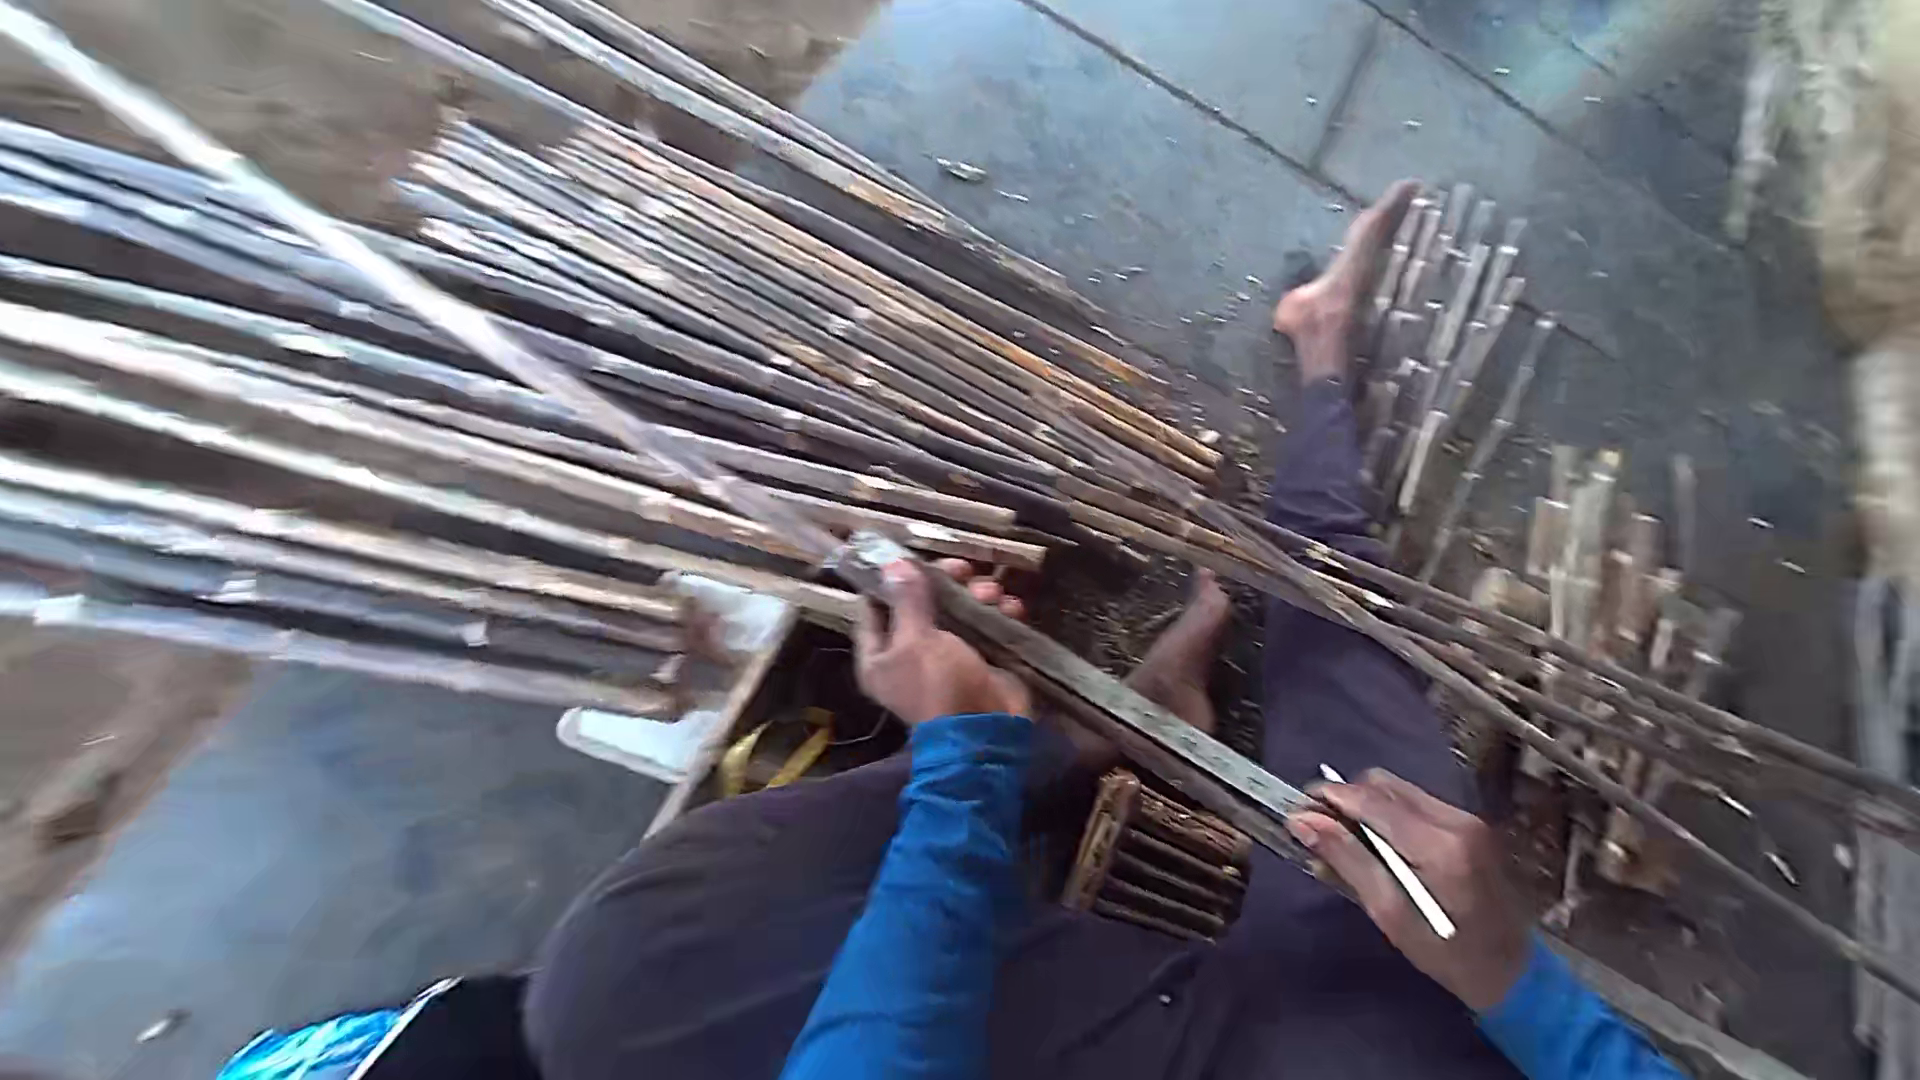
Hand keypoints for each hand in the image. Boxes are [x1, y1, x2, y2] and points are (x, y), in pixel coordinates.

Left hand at [854, 559, 1031, 725]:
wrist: (987, 730)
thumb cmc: (939, 684)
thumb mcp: (917, 639)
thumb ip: (905, 600)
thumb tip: (891, 564)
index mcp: (881, 655)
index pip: (873, 608)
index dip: (886, 581)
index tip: (905, 554)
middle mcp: (911, 653)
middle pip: (922, 602)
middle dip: (944, 581)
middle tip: (962, 567)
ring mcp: (948, 654)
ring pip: (959, 608)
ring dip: (977, 594)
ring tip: (991, 593)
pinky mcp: (981, 656)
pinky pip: (988, 624)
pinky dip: (999, 613)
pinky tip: (1011, 607)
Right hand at [1286, 769, 1530, 1011]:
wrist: (1520, 979)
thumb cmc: (1449, 954)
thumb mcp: (1388, 912)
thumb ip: (1345, 858)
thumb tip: (1300, 820)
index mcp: (1438, 844)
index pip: (1366, 798)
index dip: (1325, 797)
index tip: (1298, 811)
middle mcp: (1455, 820)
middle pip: (1379, 783)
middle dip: (1344, 799)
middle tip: (1322, 827)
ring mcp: (1466, 820)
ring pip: (1394, 788)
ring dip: (1363, 804)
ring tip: (1349, 836)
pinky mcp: (1469, 825)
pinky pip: (1411, 800)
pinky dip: (1385, 811)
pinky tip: (1380, 842)